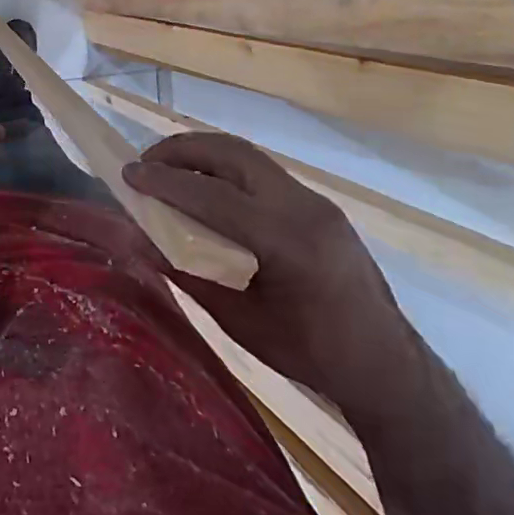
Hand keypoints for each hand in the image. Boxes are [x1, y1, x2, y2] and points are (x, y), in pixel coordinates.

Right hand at [124, 133, 408, 400]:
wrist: (386, 364)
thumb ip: (188, 274)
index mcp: (288, 241)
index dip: (164, 181)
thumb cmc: (311, 354)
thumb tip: (139, 240)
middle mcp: (304, 208)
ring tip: (168, 171)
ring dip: (203, 155)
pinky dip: (225, 170)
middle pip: (232, 153)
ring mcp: (315, 202)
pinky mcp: (318, 206)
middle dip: (181, 150)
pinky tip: (206, 191)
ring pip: (248, 157)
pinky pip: (263, 174)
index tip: (127, 173)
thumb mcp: (240, 321)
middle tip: (145, 163)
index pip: (212, 194)